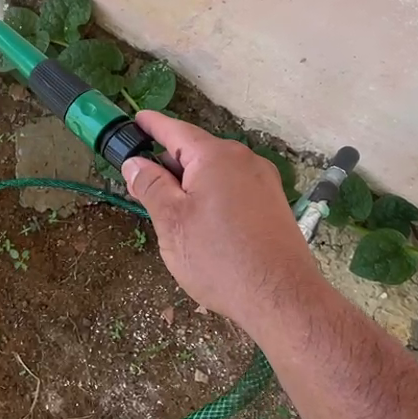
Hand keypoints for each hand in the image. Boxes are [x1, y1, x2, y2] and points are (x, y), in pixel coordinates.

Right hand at [120, 112, 321, 326]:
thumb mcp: (171, 221)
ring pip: (215, 172)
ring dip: (188, 182)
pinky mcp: (273, 205)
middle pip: (196, 152)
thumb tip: (135, 163)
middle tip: (140, 180)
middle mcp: (243, 160)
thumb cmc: (220, 258)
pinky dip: (210, 193)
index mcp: (215, 157)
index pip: (176, 130)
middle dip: (167, 163)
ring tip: (167, 206)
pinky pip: (232, 187)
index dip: (152, 125)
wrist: (283, 299)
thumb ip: (150, 185)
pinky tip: (200, 220)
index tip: (136, 119)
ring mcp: (263, 182)